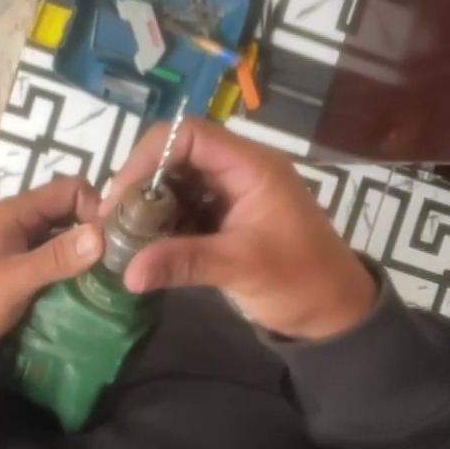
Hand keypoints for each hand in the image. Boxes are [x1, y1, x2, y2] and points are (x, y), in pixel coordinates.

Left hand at [0, 175, 103, 346]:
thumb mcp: (15, 279)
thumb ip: (56, 257)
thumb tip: (101, 235)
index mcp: (17, 211)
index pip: (70, 189)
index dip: (95, 206)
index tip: (112, 238)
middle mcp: (24, 220)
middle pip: (73, 210)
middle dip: (97, 228)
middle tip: (120, 257)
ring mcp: (26, 243)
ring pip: (70, 234)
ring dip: (89, 249)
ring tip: (113, 271)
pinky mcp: (30, 266)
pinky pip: (62, 256)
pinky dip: (78, 265)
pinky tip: (94, 282)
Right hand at [103, 120, 376, 339]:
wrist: (335, 313)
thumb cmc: (300, 281)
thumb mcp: (240, 268)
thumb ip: (183, 262)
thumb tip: (128, 272)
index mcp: (250, 166)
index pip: (189, 135)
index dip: (150, 157)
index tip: (122, 196)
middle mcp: (237, 169)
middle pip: (176, 154)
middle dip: (142, 183)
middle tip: (114, 219)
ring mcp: (230, 191)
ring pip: (175, 181)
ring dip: (148, 204)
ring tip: (122, 233)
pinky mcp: (222, 214)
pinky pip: (182, 205)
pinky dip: (161, 221)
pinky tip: (143, 243)